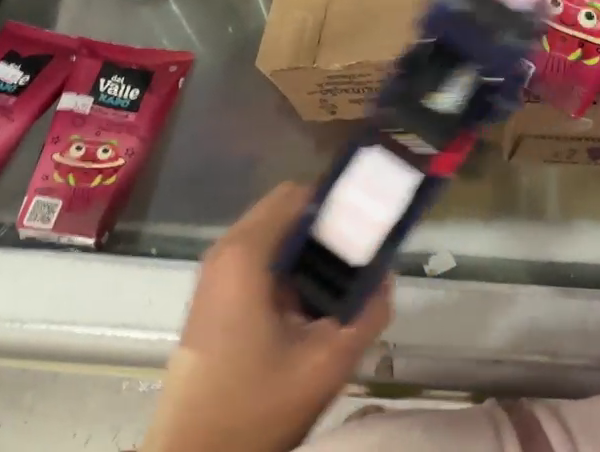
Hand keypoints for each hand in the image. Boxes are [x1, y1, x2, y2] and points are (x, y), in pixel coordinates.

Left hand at [142, 183, 391, 451]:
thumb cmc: (257, 404)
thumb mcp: (328, 361)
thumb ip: (368, 311)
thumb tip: (386, 275)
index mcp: (245, 254)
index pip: (298, 195)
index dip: (337, 202)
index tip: (370, 221)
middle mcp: (224, 252)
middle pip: (285, 211)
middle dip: (326, 226)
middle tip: (363, 252)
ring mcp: (214, 274)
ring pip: (272, 236)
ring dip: (309, 249)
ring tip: (345, 278)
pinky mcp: (213, 297)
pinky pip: (258, 260)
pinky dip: (289, 267)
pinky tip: (313, 302)